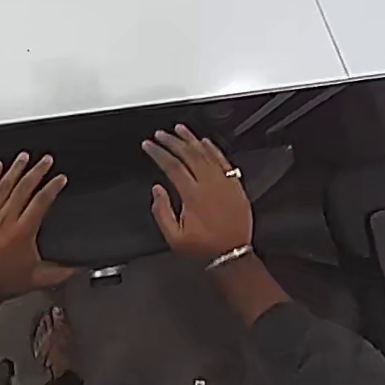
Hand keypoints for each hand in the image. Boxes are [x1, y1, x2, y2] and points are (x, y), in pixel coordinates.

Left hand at [0, 153, 70, 304]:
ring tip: (24, 156)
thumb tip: (81, 267)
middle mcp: (5, 220)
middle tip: (46, 160)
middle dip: (37, 171)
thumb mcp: (38, 279)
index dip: (52, 187)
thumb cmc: (2, 283)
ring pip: (4, 185)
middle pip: (24, 188)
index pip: (41, 202)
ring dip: (16, 169)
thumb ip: (62, 272)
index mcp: (22, 232)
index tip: (60, 179)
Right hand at [144, 125, 251, 261]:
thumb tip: (157, 189)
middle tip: (160, 134)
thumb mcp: (174, 237)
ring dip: (191, 139)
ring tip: (179, 129)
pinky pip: (223, 160)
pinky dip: (213, 148)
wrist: (232, 255)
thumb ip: (161, 211)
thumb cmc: (203, 247)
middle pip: (188, 154)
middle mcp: (209, 185)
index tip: (149, 145)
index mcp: (193, 196)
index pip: (172, 165)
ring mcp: (224, 182)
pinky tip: (204, 141)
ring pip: (206, 153)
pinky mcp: (235, 184)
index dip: (158, 153)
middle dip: (172, 141)